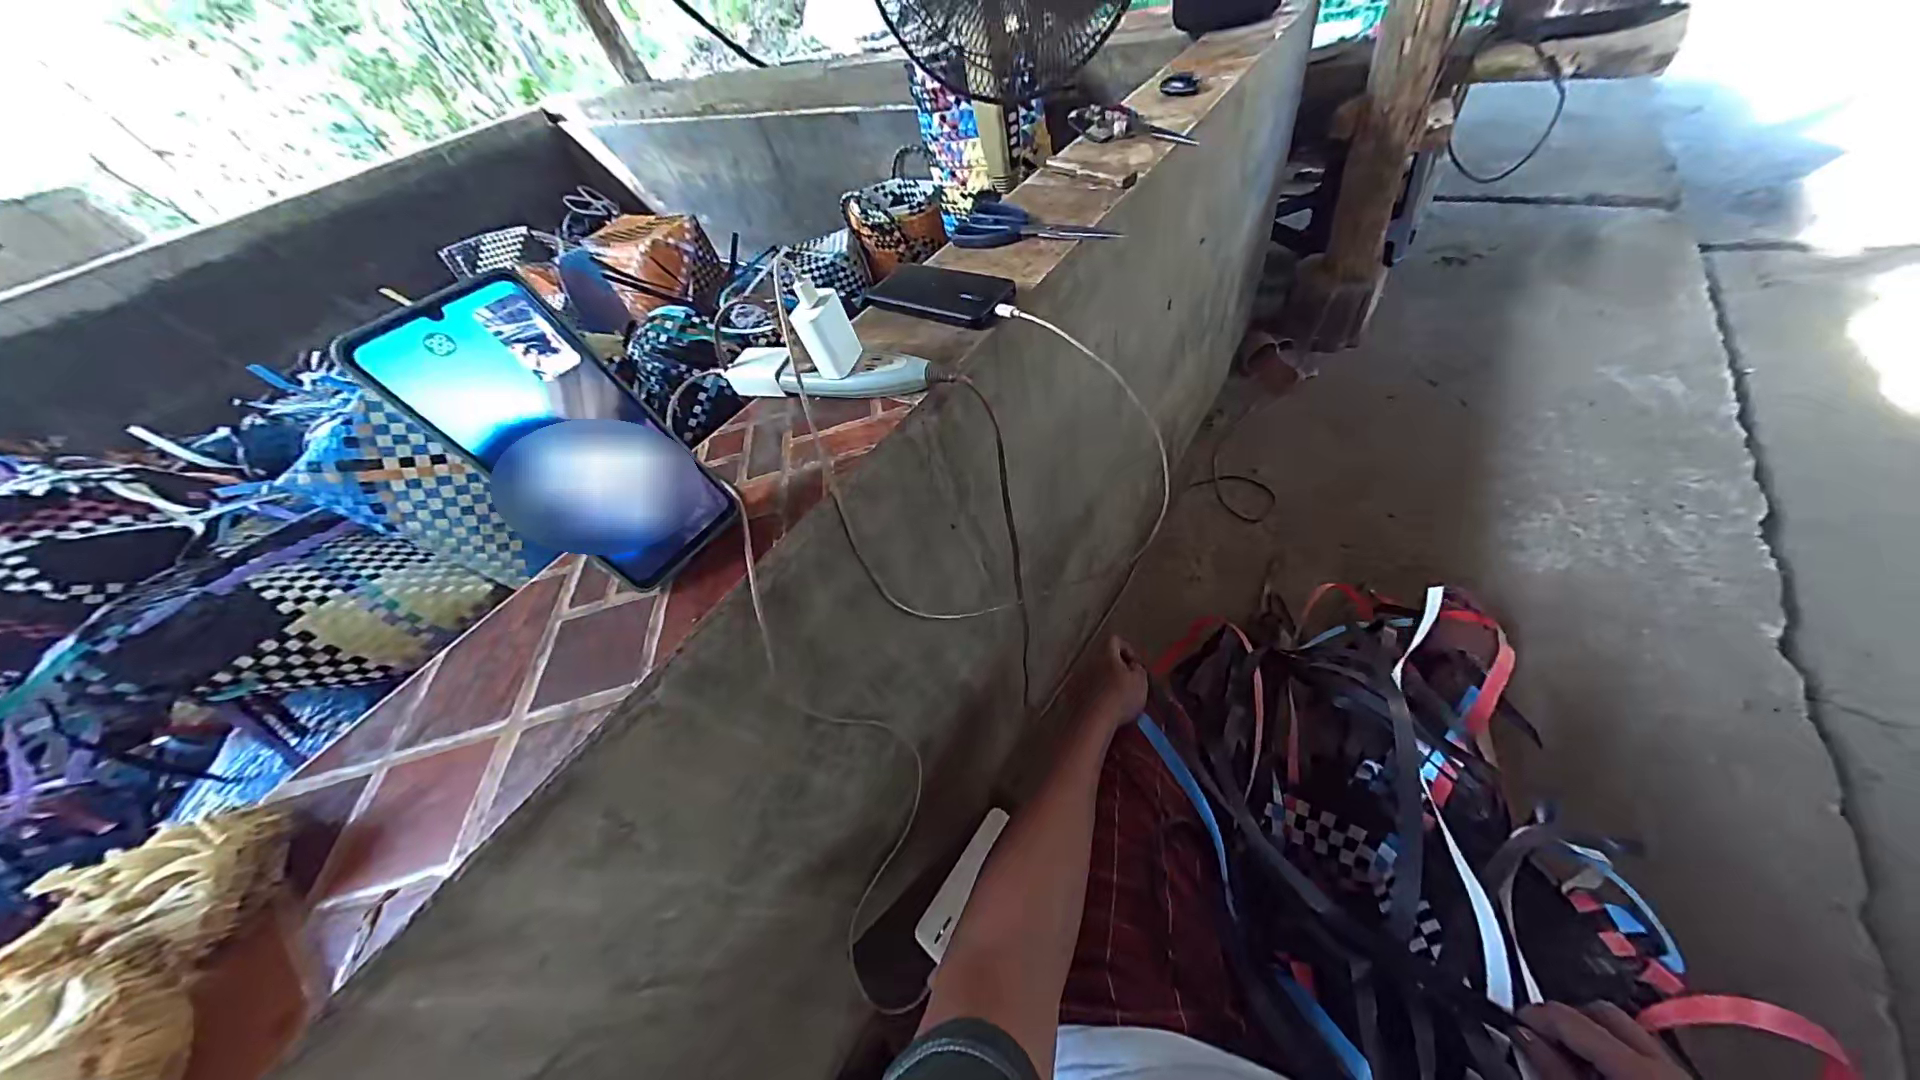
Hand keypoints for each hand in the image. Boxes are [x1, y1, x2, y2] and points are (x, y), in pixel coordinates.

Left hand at [1086, 636, 1147, 731]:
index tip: (1136, 666)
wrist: (1093, 720)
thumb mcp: (1141, 681)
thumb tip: (1133, 666)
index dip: (1128, 649)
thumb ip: (1139, 669)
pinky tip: (1104, 707)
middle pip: (1103, 657)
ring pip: (1094, 673)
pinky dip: (1095, 694)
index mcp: (1105, 654)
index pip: (1115, 640)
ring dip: (1105, 681)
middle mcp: (1088, 661)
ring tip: (1117, 697)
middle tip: (1128, 682)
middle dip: (1116, 667)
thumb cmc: (1121, 697)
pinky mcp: (1071, 694)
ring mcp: (1077, 677)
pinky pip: (1086, 688)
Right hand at [1517, 1002, 1689, 1079]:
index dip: (1534, 1014)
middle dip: (1566, 1016)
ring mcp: (1682, 1075)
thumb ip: (1553, 1070)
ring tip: (1569, 1054)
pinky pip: (1645, 1053)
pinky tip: (1599, 1070)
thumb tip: (1523, 1035)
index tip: (1513, 1020)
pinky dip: (1616, 1052)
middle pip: (1602, 1011)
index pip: (1572, 1018)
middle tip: (1540, 1034)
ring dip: (1591, 1034)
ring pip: (1626, 1030)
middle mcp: (1668, 1065)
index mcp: (1641, 1068)